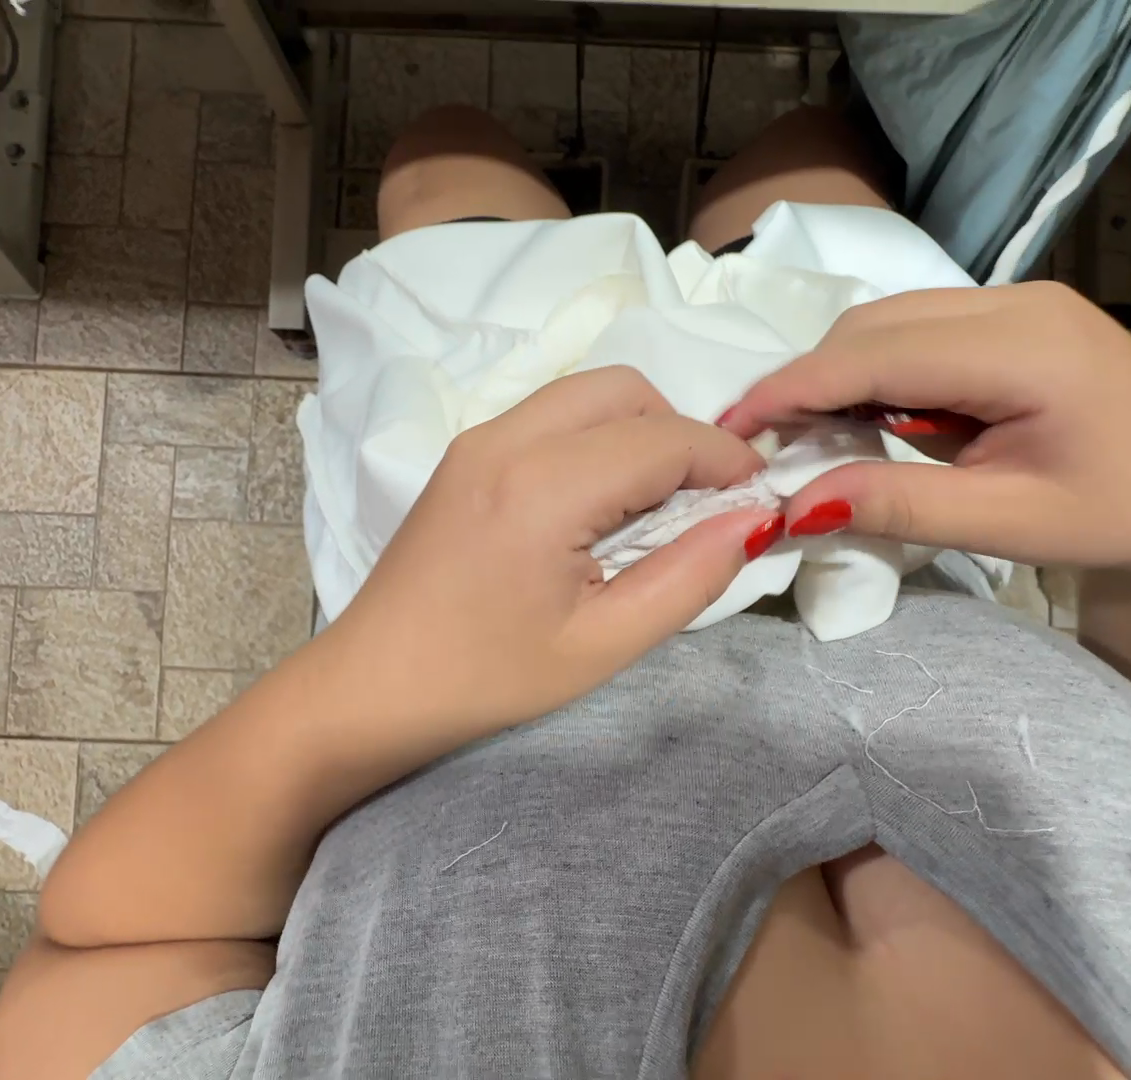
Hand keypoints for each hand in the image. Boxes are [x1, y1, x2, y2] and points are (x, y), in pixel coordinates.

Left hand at [312, 366, 779, 737]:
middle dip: (681, 433)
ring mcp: (477, 438)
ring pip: (586, 394)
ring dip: (638, 430)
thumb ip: (688, 577)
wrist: (372, 685)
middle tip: (703, 501)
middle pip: (625, 390)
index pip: (664, 438)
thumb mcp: (601, 645)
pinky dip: (595, 437)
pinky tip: (598, 500)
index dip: (725, 460)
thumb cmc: (486, 679)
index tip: (758, 497)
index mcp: (543, 487)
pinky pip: (550, 416)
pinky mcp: (463, 452)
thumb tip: (753, 520)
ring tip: (654, 504)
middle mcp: (507, 438)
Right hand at [717, 282, 1130, 593]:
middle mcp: (1016, 302)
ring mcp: (1017, 303)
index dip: (789, 388)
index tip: (728, 428)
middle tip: (765, 446)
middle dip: (805, 381)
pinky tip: (865, 418)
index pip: (871, 354)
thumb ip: (897, 505)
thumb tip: (791, 505)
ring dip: (835, 376)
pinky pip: (912, 332)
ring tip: (808, 438)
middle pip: (870, 326)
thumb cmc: (1121, 519)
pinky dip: (870, 373)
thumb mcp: (1007, 523)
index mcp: (1025, 347)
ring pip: (884, 323)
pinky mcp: (1011, 320)